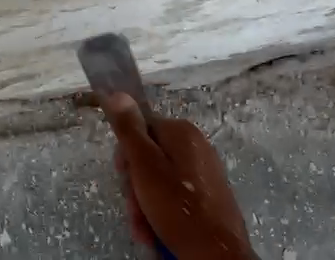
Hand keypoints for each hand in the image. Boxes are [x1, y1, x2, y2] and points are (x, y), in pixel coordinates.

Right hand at [103, 94, 253, 259]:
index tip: (123, 175)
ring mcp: (205, 174)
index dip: (126, 153)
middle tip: (134, 207)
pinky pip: (175, 197)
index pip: (140, 128)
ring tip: (143, 227)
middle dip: (135, 185)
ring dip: (144, 203)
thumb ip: (128, 128)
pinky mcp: (209, 199)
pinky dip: (162, 212)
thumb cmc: (178, 208)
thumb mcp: (144, 165)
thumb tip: (117, 92)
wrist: (218, 258)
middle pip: (149, 157)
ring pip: (159, 180)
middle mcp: (196, 147)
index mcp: (182, 132)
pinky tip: (156, 231)